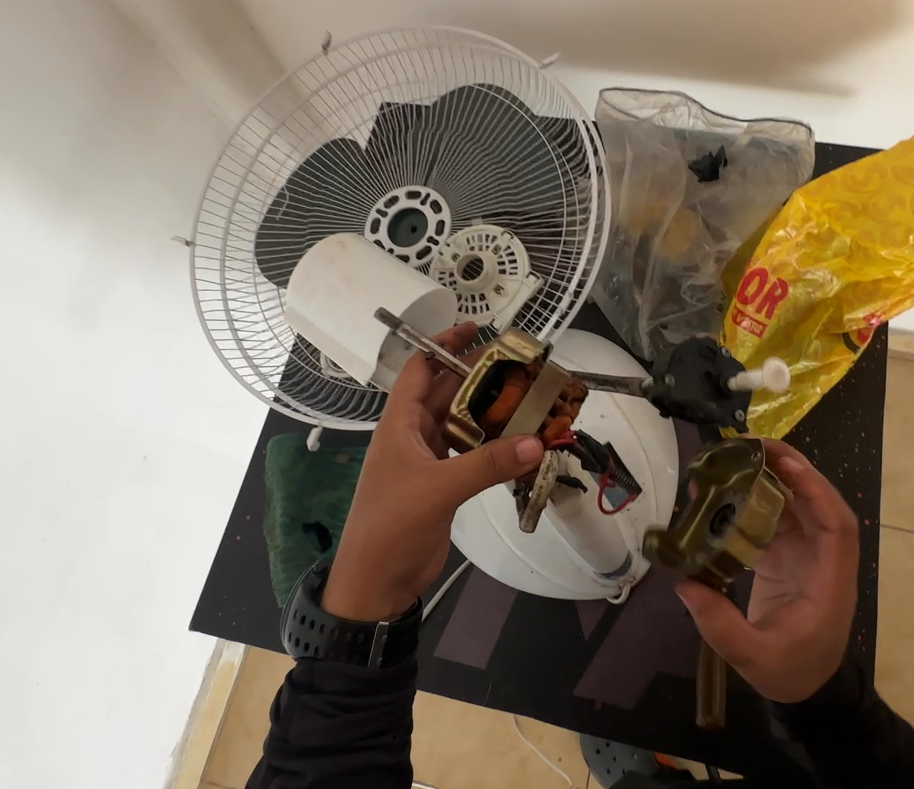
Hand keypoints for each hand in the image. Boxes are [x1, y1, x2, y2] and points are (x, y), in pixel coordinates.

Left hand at [322, 323, 545, 621]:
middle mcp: (412, 435)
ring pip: (461, 423)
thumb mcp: (438, 489)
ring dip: (488, 411)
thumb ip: (488, 463)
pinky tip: (518, 441)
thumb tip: (537, 441)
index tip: (477, 329)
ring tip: (527, 396)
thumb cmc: (392, 525)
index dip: (444, 345)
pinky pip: (469, 452)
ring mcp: (426, 460)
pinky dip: (490, 444)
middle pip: (447, 393)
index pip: (420, 369)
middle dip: (479, 376)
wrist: (376, 583)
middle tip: (519, 364)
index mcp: (400, 424)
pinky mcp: (441, 484)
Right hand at [675, 439, 859, 702]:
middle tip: (754, 445)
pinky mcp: (791, 555)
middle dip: (793, 468)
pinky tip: (732, 486)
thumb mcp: (755, 658)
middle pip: (818, 502)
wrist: (809, 690)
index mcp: (830, 580)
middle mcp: (824, 558)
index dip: (815, 490)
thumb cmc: (792, 673)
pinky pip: (780, 515)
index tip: (784, 465)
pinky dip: (760, 496)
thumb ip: (720, 624)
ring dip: (776, 476)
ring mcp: (809, 554)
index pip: (836, 524)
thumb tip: (684, 583)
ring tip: (740, 455)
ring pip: (799, 503)